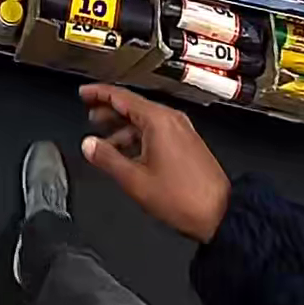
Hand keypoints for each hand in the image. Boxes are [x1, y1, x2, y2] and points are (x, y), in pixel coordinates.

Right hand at [79, 83, 230, 241]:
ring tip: (103, 138)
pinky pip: (155, 130)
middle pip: (132, 105)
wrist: (219, 212)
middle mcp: (170, 119)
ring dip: (121, 126)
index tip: (84, 92)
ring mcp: (180, 129)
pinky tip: (126, 152)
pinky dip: (137, 136)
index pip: (121, 96)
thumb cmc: (183, 197)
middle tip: (89, 113)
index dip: (99, 93)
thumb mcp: (135, 180)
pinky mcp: (185, 142)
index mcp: (157, 120)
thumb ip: (108, 159)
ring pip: (143, 119)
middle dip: (108, 110)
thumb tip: (89, 145)